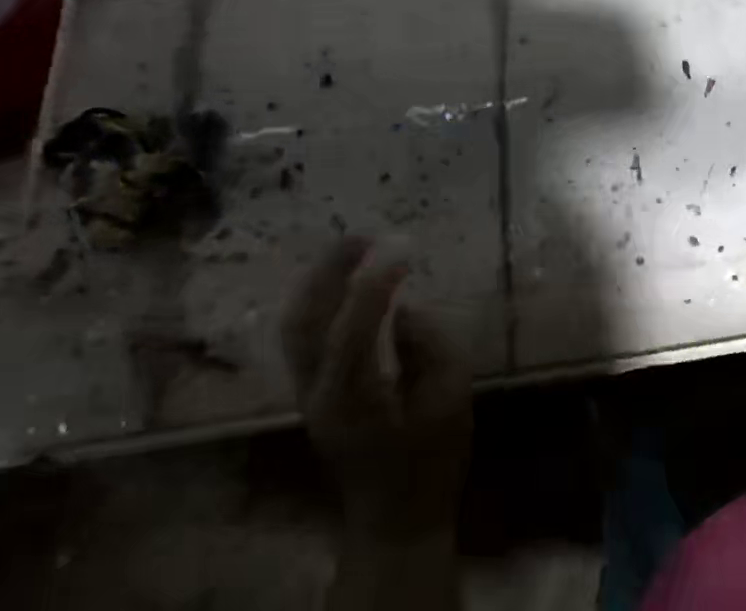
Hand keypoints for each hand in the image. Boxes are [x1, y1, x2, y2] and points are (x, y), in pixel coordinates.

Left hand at [282, 238, 476, 539]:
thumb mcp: (449, 403)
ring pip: (296, 326)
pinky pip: (306, 334)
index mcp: (352, 398)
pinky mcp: (317, 390)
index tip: (402, 247)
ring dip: (320, 282)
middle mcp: (317, 391)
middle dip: (329, 273)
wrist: (397, 511)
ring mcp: (310, 392)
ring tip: (355, 247)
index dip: (374, 285)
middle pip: (304, 322)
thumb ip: (431, 349)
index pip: (351, 330)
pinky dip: (321, 299)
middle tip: (366, 234)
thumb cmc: (431, 460)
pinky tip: (347, 282)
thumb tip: (407, 310)